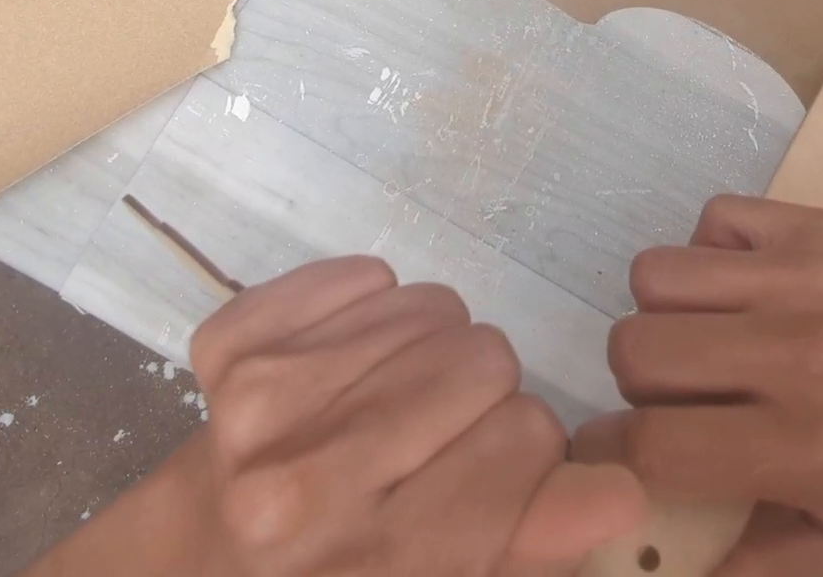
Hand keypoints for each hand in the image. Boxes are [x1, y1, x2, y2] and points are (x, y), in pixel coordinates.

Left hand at [190, 256, 644, 575]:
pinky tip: (349, 362)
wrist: (197, 558)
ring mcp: (256, 403)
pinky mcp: (230, 343)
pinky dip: (373, 306)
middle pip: (483, 357)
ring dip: (433, 346)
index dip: (528, 449)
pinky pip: (363, 275)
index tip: (492, 469)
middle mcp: (302, 483)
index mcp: (374, 564)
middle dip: (484, 394)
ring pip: (432, 305)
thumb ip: (532, 538)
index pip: (527, 439)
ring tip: (394, 399)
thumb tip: (625, 490)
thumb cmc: (342, 575)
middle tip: (439, 436)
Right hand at [584, 196, 822, 575]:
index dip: (609, 451)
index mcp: (805, 449)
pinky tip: (750, 284)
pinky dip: (714, 250)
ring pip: (657, 274)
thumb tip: (655, 563)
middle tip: (681, 389)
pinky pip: (715, 218)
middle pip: (636, 347)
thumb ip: (753, 566)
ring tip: (711, 329)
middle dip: (638, 378)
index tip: (614, 446)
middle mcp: (799, 356)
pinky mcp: (822, 226)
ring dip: (666, 310)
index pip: (654, 444)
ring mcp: (808, 278)